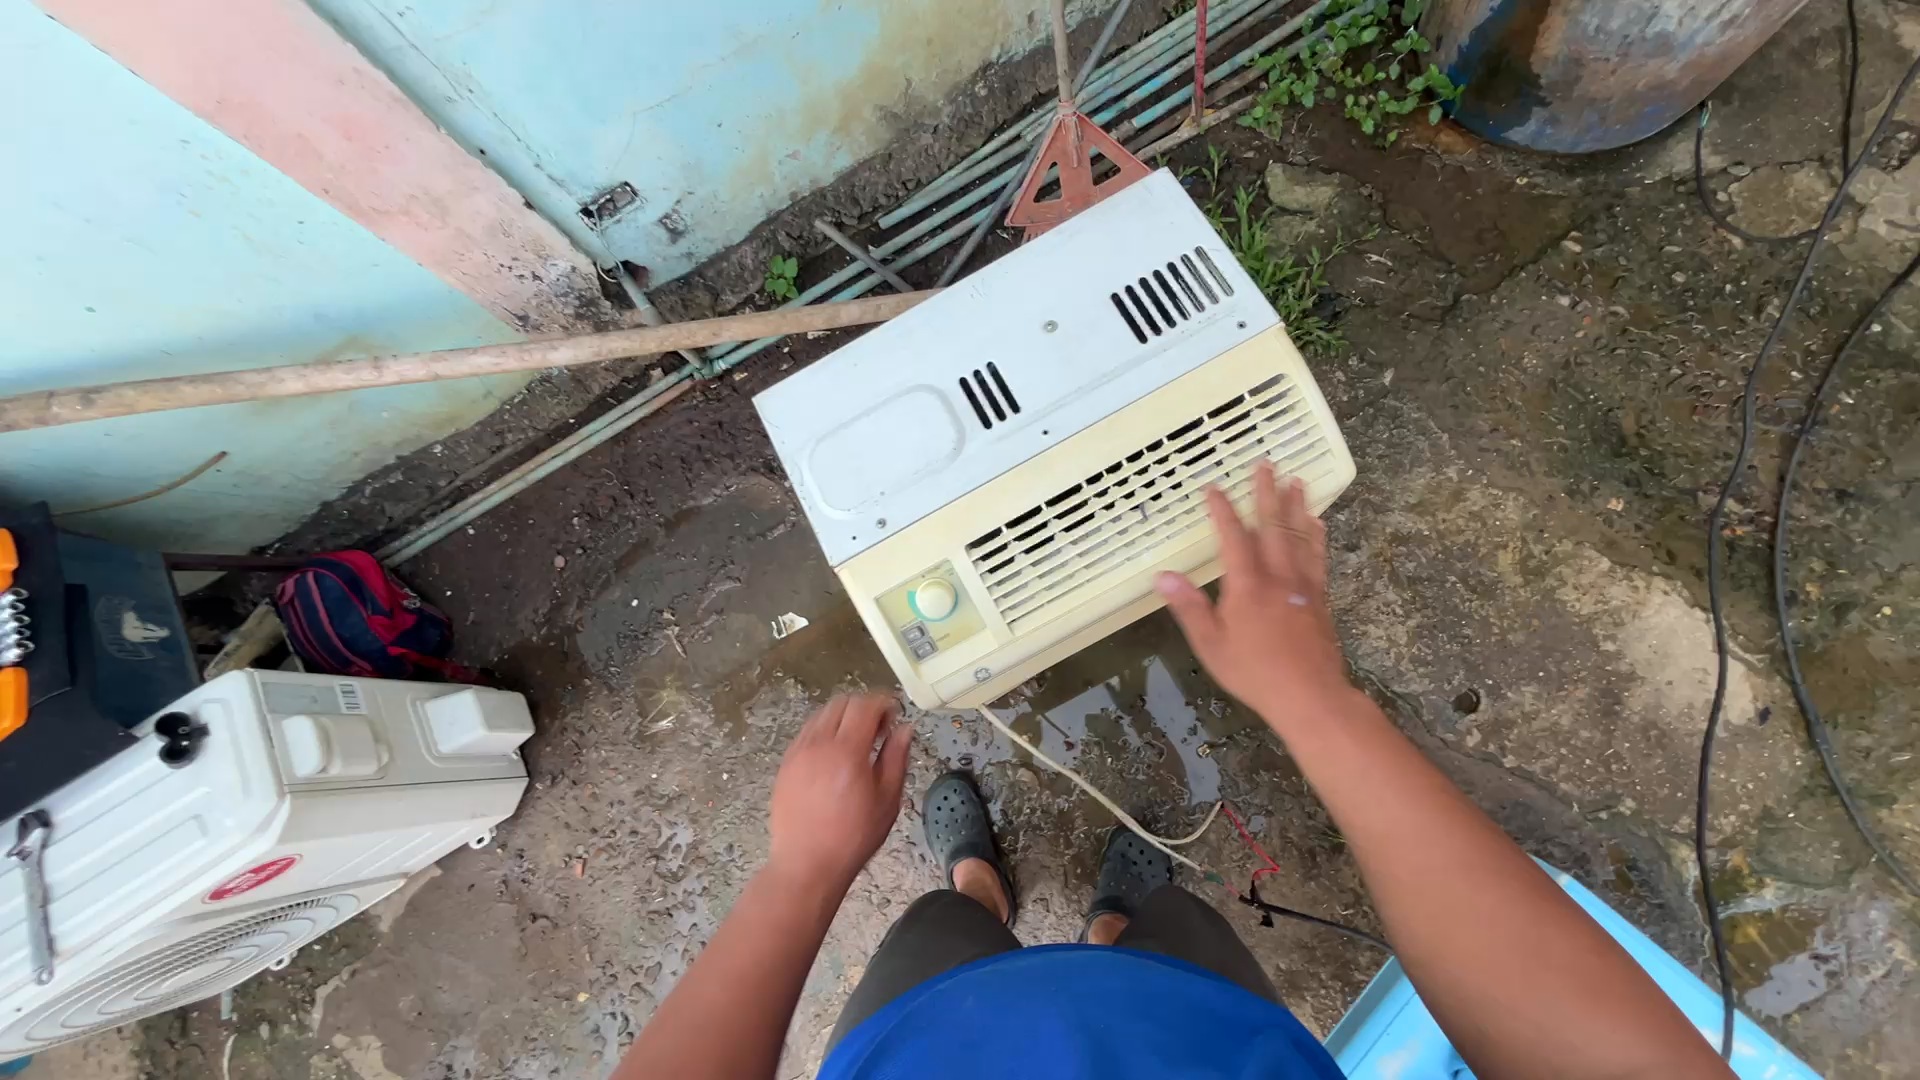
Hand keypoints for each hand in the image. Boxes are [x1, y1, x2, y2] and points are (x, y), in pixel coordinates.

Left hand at [767, 694, 912, 894]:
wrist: (807, 864)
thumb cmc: (852, 837)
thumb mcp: (887, 800)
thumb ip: (896, 758)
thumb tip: (905, 729)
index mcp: (847, 750)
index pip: (865, 705)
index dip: (883, 703)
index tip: (894, 715)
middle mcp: (819, 743)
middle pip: (842, 702)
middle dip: (864, 707)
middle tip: (879, 729)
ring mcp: (798, 752)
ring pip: (822, 714)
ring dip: (843, 717)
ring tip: (857, 741)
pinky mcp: (786, 764)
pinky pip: (807, 732)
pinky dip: (824, 731)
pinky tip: (834, 754)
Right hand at [1155, 461, 1357, 730]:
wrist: (1309, 694)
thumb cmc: (1253, 671)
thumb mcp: (1211, 643)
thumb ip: (1189, 607)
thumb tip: (1162, 577)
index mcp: (1247, 585)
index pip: (1233, 538)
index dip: (1222, 511)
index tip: (1213, 488)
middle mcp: (1277, 576)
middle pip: (1273, 526)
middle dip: (1267, 494)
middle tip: (1266, 465)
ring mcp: (1303, 585)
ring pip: (1300, 537)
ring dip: (1296, 507)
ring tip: (1297, 481)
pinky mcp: (1319, 598)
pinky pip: (1318, 557)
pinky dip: (1316, 536)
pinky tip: (1317, 524)